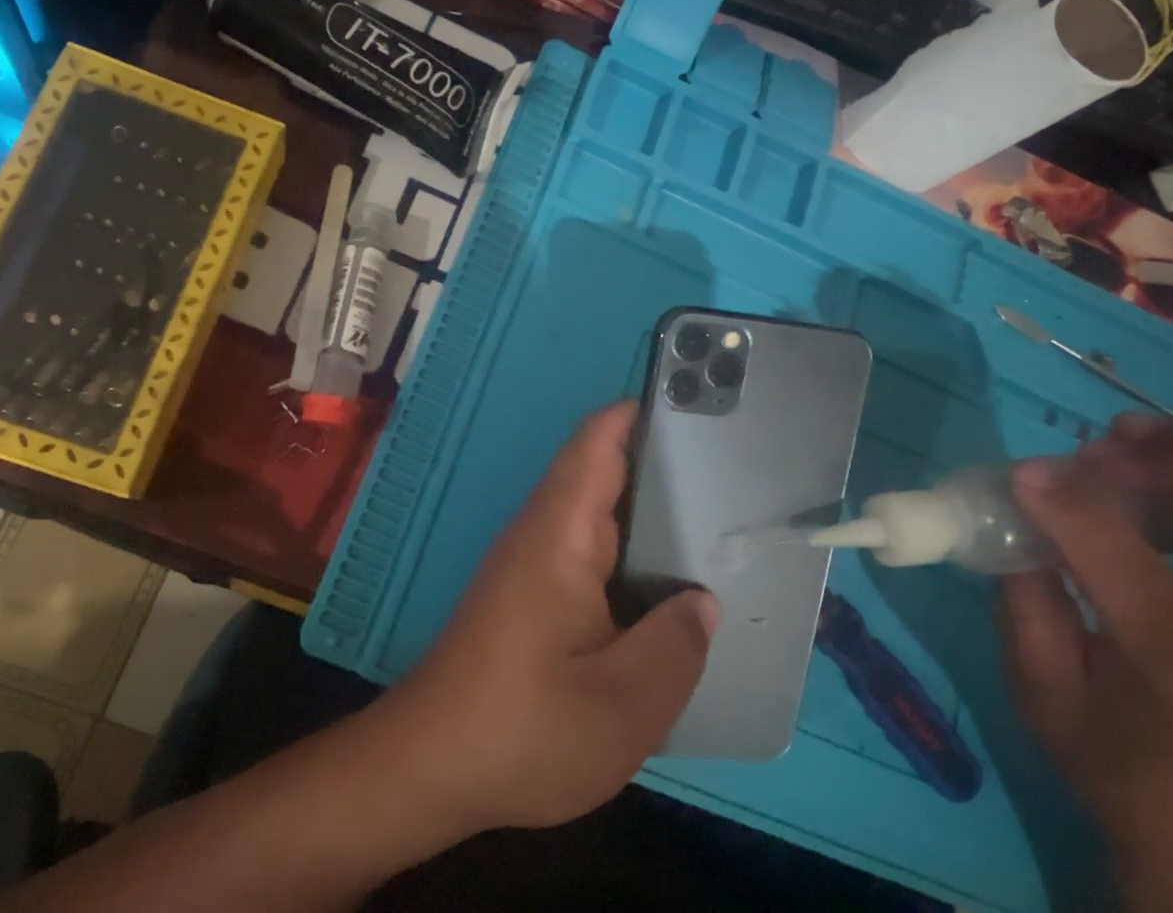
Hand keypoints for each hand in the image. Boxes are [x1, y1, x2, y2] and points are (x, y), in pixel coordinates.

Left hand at [380, 401, 719, 832]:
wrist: (425, 769)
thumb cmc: (521, 731)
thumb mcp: (623, 704)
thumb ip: (675, 646)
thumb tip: (702, 602)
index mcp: (559, 536)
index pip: (597, 443)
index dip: (644, 411)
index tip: (706, 403)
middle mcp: (540, 539)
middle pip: (604, 478)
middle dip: (668, 471)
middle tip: (748, 478)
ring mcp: (529, 572)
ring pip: (599, 526)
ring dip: (653, 526)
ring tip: (729, 536)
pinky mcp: (526, 606)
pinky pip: (588, 565)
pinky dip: (631, 569)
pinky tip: (670, 603)